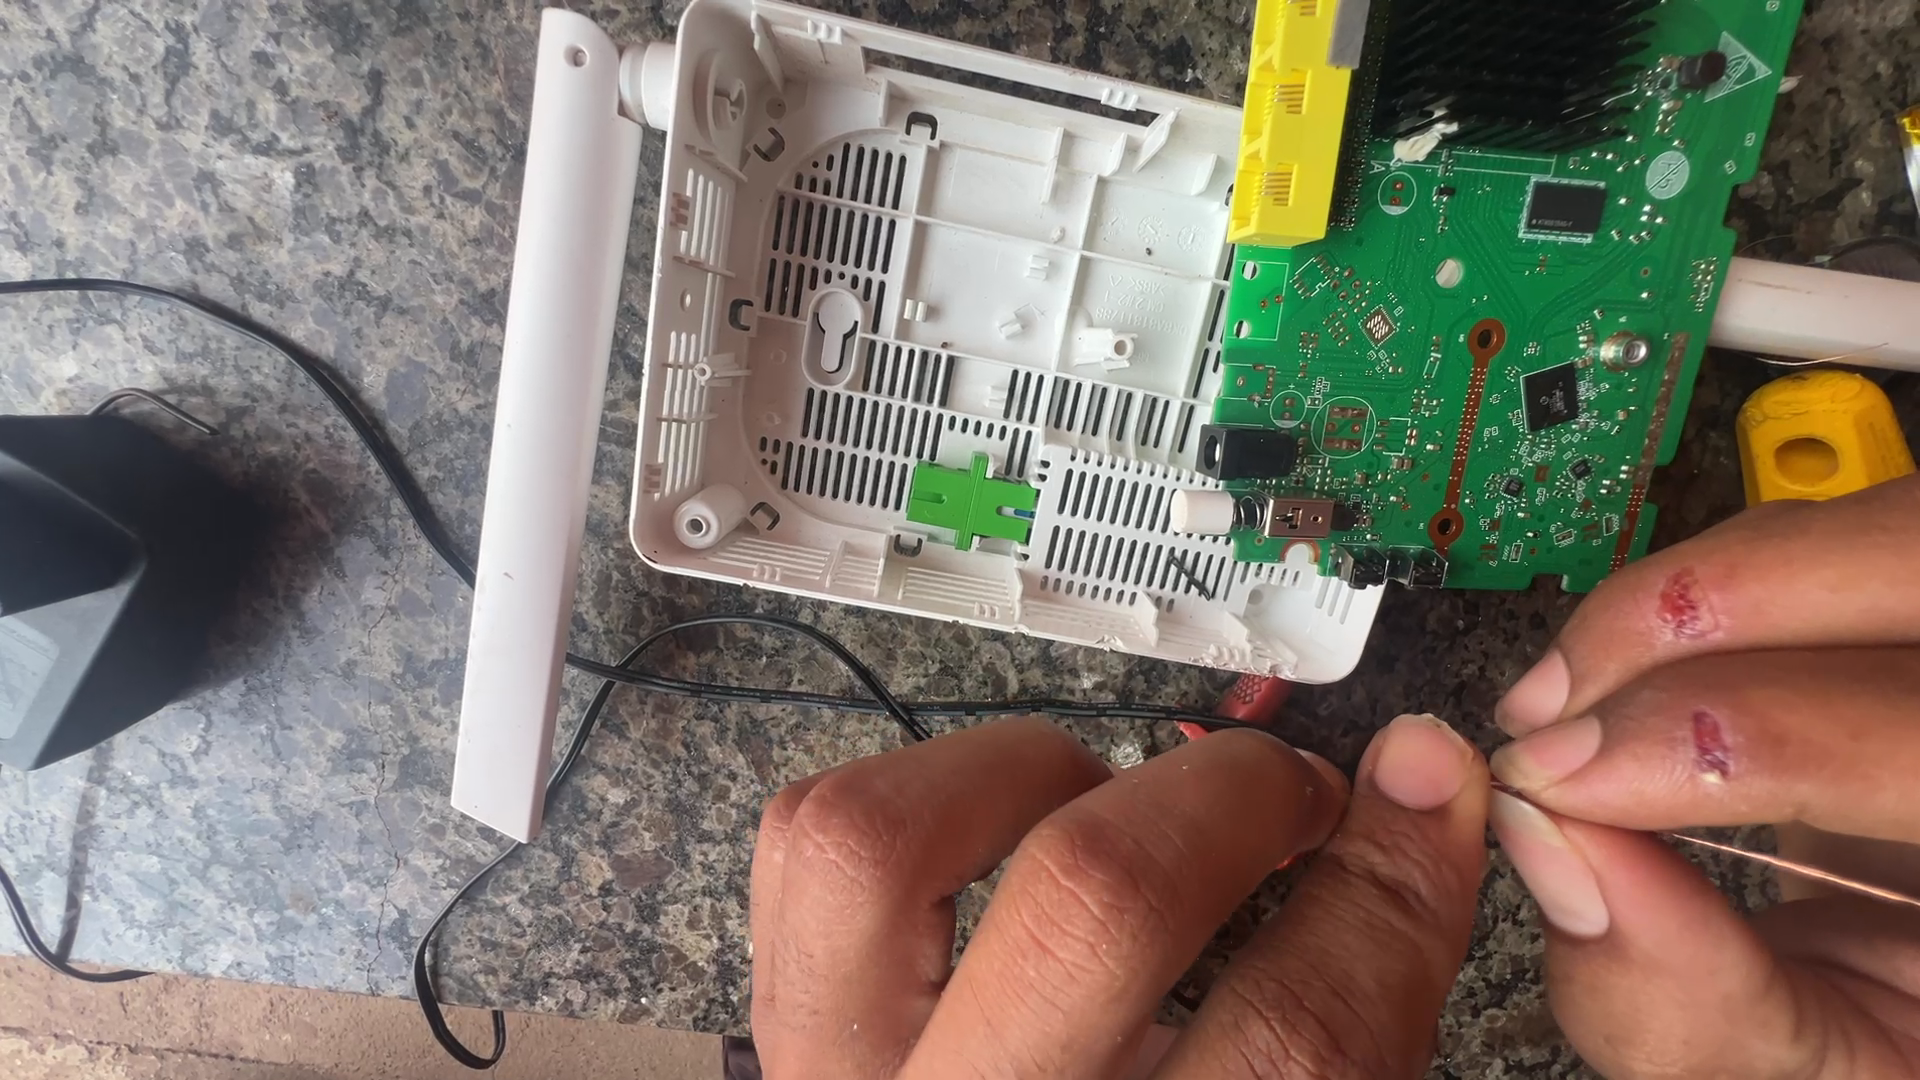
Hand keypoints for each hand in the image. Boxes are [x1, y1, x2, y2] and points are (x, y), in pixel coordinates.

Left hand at [749, 714, 1489, 1078]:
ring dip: (1029, 769)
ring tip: (1098, 796)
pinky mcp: (780, 996)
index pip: (1291, 1043)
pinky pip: (813, 829)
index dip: (1379, 891)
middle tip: (1275, 784)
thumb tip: (1413, 784)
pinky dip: (922, 785)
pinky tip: (990, 816)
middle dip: (1220, 799)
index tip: (1414, 787)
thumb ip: (1338, 992)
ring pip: (887, 839)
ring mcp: (829, 1061)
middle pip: (1089, 904)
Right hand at [1490, 475, 1919, 1076]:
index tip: (1546, 781)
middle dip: (1658, 626)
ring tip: (1563, 691)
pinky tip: (1622, 670)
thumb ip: (1694, 1000)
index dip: (1700, 743)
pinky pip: (1796, 547)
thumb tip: (1544, 846)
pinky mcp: (1903, 623)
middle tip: (1540, 712)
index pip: (1911, 737)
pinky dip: (1676, 598)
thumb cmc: (1915, 1043)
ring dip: (1651, 602)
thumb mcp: (1841, 1070)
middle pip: (1887, 562)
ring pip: (1829, 529)